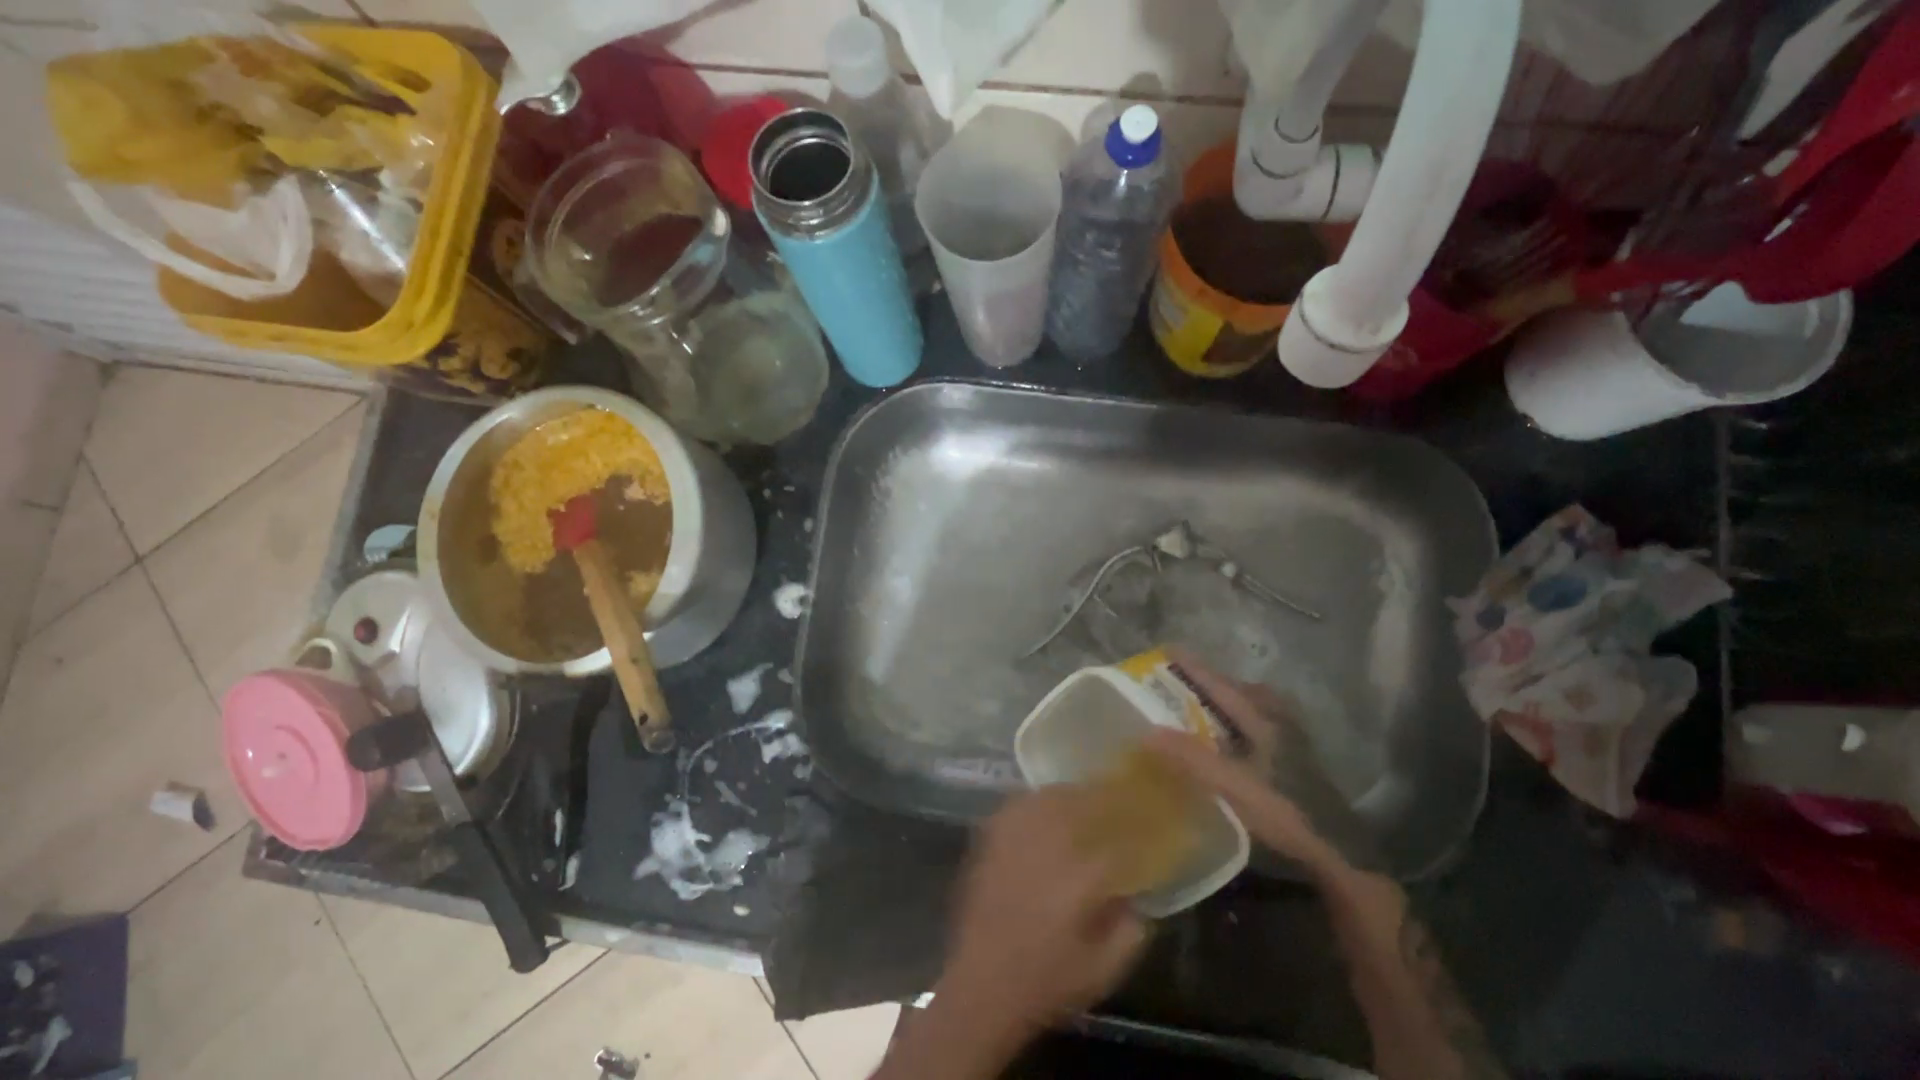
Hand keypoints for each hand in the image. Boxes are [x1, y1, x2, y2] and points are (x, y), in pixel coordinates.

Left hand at [939, 788, 1149, 1029]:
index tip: (1153, 826)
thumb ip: (1132, 927)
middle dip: (1105, 802)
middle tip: (1119, 809)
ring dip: (1071, 797)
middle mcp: (1046, 848)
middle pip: (1082, 803)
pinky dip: (1037, 804)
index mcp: (1081, 877)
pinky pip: (1018, 807)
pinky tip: (1047, 813)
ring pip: (1048, 798)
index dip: (1139, 826)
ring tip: (1085, 804)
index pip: (1120, 835)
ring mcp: (1013, 841)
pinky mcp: (988, 843)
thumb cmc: (1047, 983)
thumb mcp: (1105, 968)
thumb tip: (1139, 893)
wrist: (981, 989)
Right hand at [1147, 650, 1347, 874]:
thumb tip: (1148, 731)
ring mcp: (1294, 747)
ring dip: (1233, 707)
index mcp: (1265, 723)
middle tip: (1185, 686)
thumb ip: (1193, 759)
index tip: (1168, 649)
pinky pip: (1264, 733)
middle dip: (1216, 685)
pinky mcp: (1299, 768)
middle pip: (1246, 694)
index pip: (1223, 687)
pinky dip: (1243, 730)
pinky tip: (1232, 751)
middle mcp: (1281, 726)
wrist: (1338, 853)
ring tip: (1206, 715)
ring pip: (1259, 712)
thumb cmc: (1285, 814)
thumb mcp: (1233, 787)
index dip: (1195, 669)